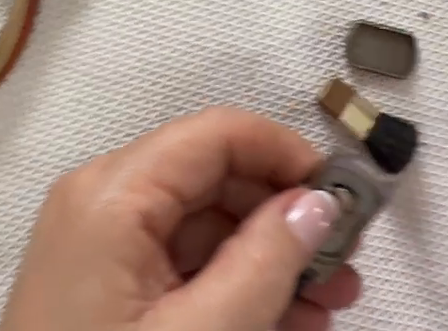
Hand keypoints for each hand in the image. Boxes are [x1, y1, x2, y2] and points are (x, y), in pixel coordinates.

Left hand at [0, 107, 362, 330]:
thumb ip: (265, 262)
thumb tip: (318, 201)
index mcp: (114, 192)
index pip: (216, 134)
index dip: (285, 152)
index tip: (344, 195)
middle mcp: (103, 197)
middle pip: (212, 175)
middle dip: (284, 213)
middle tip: (347, 261)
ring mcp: (100, 241)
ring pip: (203, 222)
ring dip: (269, 254)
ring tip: (334, 299)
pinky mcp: (104, 282)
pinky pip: (181, 262)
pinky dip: (234, 283)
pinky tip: (288, 319)